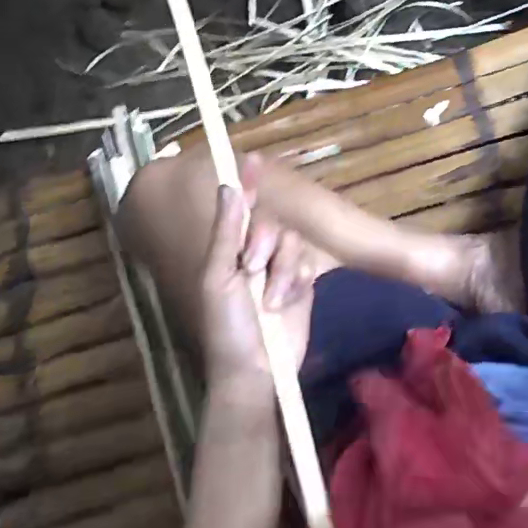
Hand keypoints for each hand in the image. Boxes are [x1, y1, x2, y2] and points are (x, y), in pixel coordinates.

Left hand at [199, 172, 314, 398]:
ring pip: (293, 243)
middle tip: (254, 267)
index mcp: (228, 250)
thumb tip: (229, 187)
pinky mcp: (302, 281)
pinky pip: (307, 263)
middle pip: (272, 224)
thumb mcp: (219, 278)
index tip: (254, 159)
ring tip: (272, 299)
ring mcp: (280, 268)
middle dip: (266, 244)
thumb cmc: (227, 326)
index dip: (247, 183)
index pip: (240, 209)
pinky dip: (297, 281)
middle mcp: (254, 254)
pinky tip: (288, 302)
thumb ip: (226, 232)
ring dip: (283, 270)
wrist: (259, 368)